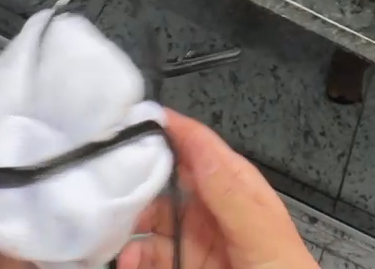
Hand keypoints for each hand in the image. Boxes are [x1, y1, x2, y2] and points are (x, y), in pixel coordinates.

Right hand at [116, 109, 317, 268]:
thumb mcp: (260, 230)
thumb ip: (230, 191)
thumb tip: (199, 145)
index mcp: (235, 186)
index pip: (198, 146)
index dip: (170, 129)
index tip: (136, 119)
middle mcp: (212, 209)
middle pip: (168, 180)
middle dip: (140, 179)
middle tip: (113, 182)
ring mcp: (196, 241)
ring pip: (153, 220)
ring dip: (131, 222)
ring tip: (115, 229)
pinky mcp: (184, 268)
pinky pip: (151, 256)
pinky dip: (134, 256)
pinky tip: (128, 259)